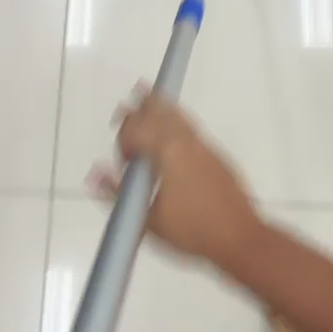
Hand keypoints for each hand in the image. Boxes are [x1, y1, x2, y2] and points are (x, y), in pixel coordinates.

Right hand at [90, 86, 262, 264]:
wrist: (239, 237)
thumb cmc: (192, 232)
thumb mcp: (148, 220)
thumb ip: (117, 194)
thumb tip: (93, 175)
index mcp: (167, 153)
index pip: (136, 131)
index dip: (122, 143)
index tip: (123, 164)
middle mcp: (185, 142)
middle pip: (156, 113)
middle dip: (137, 111)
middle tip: (122, 110)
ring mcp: (203, 145)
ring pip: (176, 114)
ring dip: (157, 106)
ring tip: (145, 93)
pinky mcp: (215, 154)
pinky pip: (190, 125)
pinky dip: (175, 117)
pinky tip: (172, 123)